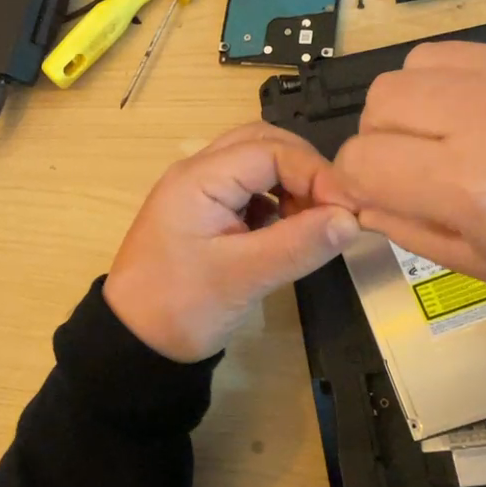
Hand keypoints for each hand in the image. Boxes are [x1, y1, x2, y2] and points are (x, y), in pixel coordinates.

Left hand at [104, 123, 361, 362]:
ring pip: (256, 163)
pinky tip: (289, 229)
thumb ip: (297, 244)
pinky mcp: (207, 212)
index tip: (349, 210)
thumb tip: (351, 219)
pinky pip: (249, 188)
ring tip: (313, 222)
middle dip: (305, 169)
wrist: (134, 343)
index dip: (315, 173)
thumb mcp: (242, 278)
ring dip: (291, 183)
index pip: (270, 150)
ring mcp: (200, 191)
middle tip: (334, 209)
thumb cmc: (181, 307)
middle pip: (263, 143)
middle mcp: (198, 173)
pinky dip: (276, 199)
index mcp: (199, 178)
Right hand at [332, 39, 485, 338]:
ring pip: (417, 63)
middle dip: (381, 138)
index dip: (358, 182)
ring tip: (454, 132)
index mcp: (475, 187)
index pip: (359, 159)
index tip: (381, 193)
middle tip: (417, 165)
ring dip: (417, 101)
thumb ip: (411, 227)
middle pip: (379, 100)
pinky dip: (467, 84)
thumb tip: (363, 195)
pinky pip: (477, 52)